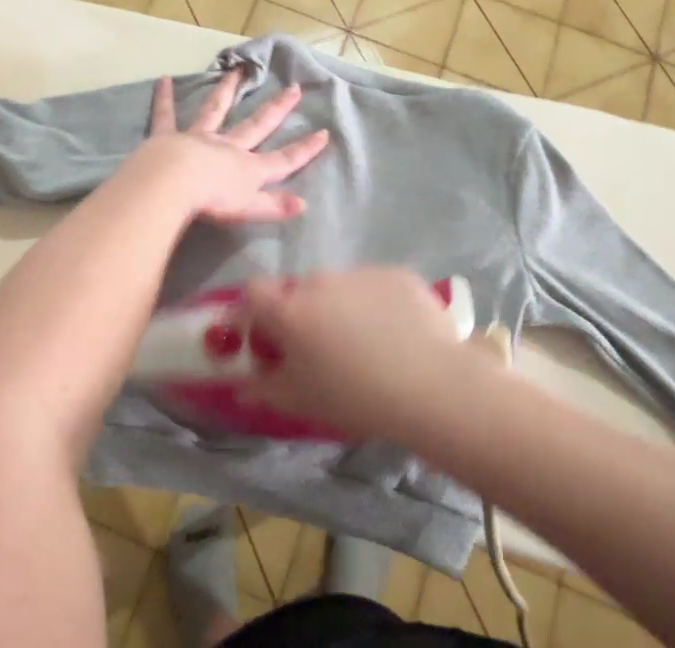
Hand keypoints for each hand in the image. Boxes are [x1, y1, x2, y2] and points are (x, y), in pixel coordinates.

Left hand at [129, 69, 328, 223]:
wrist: (173, 183)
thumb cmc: (212, 201)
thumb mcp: (249, 208)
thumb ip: (274, 206)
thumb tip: (303, 204)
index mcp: (248, 168)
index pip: (283, 160)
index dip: (305, 149)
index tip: (324, 133)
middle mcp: (227, 147)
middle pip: (256, 125)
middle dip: (277, 109)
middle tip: (293, 88)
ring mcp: (199, 138)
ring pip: (215, 110)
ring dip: (227, 91)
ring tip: (237, 72)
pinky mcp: (168, 136)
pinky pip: (166, 115)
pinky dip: (164, 98)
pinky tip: (164, 80)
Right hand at [236, 268, 492, 441]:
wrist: (431, 384)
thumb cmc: (355, 396)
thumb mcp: (300, 401)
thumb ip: (263, 388)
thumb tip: (243, 385)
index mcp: (288, 310)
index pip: (253, 291)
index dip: (254, 311)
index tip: (267, 337)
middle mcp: (319, 281)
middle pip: (299, 291)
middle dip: (303, 314)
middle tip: (321, 350)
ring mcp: (360, 273)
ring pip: (339, 288)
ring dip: (341, 308)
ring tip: (368, 345)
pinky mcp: (396, 274)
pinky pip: (376, 287)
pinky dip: (378, 305)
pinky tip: (398, 335)